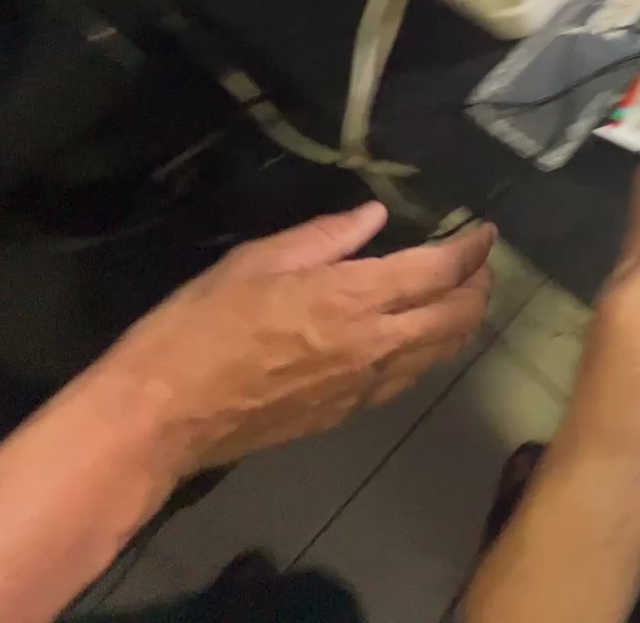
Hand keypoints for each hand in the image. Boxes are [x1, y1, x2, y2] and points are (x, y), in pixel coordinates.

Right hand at [85, 201, 495, 479]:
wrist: (153, 423)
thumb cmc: (197, 330)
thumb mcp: (256, 262)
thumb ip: (326, 236)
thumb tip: (375, 215)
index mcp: (354, 298)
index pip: (441, 270)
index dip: (473, 249)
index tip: (486, 232)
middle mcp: (377, 342)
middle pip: (460, 315)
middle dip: (481, 285)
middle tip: (480, 265)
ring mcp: (368, 383)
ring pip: (445, 350)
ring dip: (465, 319)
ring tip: (462, 295)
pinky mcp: (350, 412)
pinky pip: (412, 376)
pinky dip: (433, 350)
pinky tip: (422, 335)